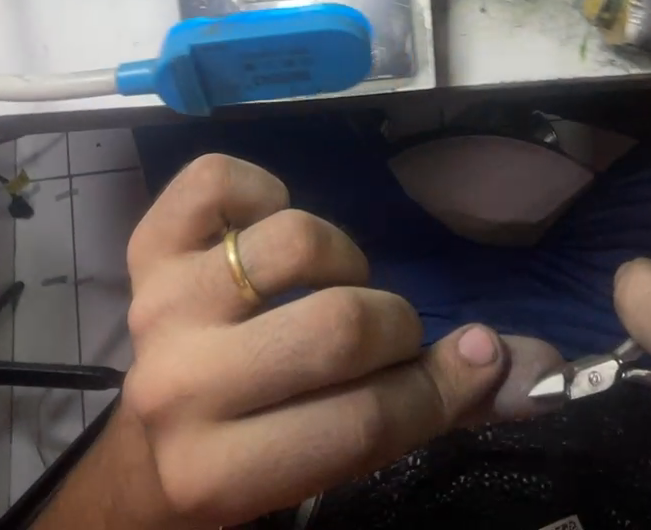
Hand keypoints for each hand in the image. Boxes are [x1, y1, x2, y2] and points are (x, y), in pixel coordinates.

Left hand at [54, 155, 555, 529]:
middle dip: (393, 326)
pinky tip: (267, 232)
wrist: (145, 450)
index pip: (362, 422)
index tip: (474, 360)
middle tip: (387, 334)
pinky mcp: (148, 246)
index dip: (436, 388)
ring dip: (342, 259)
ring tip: (333, 286)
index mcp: (220, 472)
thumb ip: (424, 414)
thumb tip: (505, 356)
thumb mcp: (327, 462)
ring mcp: (161, 306)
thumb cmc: (253, 457)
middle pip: (337, 325)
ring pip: (295, 240)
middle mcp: (180, 386)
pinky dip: (263, 191)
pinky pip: (221, 179)